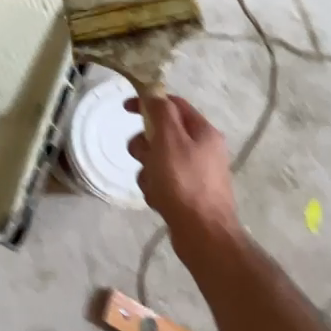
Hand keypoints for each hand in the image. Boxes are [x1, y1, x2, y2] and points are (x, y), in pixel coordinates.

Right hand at [126, 95, 241, 257]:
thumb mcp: (169, 139)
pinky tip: (158, 199)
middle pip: (162, 132)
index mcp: (203, 131)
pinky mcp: (189, 193)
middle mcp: (203, 149)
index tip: (125, 109)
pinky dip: (155, 186)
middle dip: (146, 144)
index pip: (172, 104)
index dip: (148, 102)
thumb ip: (161, 112)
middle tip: (143, 155)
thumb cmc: (184, 182)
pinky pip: (163, 180)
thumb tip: (154, 95)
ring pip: (158, 158)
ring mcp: (196, 172)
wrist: (204, 235)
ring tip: (152, 183)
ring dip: (148, 168)